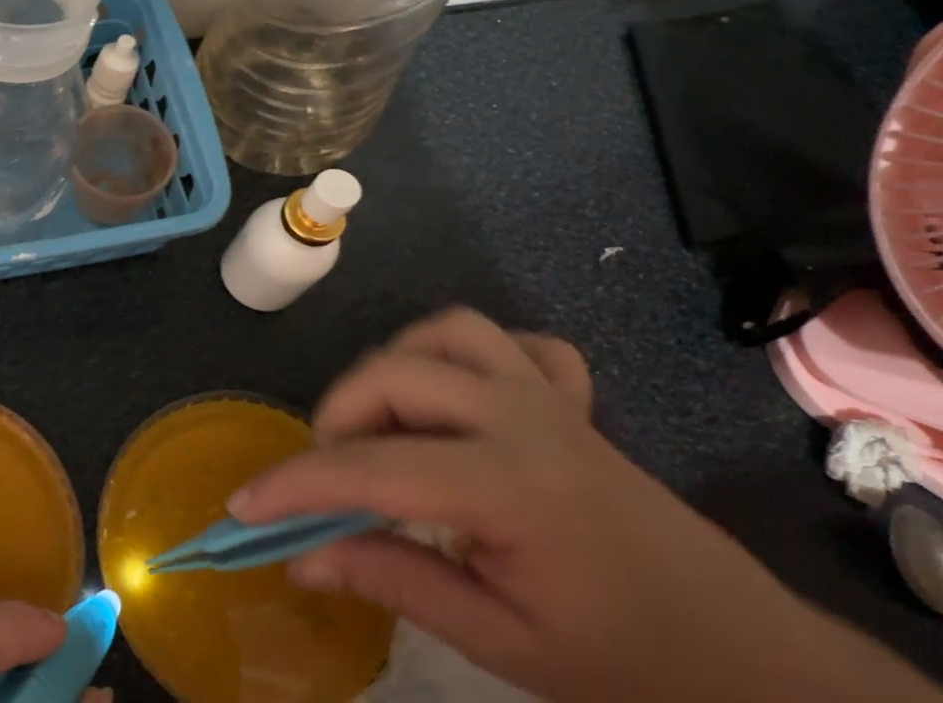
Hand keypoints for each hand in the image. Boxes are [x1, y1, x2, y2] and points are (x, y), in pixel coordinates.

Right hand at [228, 307, 942, 702]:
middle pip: (396, 373)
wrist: (749, 658)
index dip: (296, 484)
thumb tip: (301, 557)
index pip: (371, 467)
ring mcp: (552, 401)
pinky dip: (469, 355)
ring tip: (383, 426)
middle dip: (337, 416)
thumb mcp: (502, 642)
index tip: (243, 505)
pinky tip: (459, 400)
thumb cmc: (624, 660)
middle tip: (331, 480)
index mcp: (508, 487)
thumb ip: (395, 582)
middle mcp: (524, 420)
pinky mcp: (573, 402)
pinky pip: (515, 343)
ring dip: (395, 368)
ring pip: (448, 331)